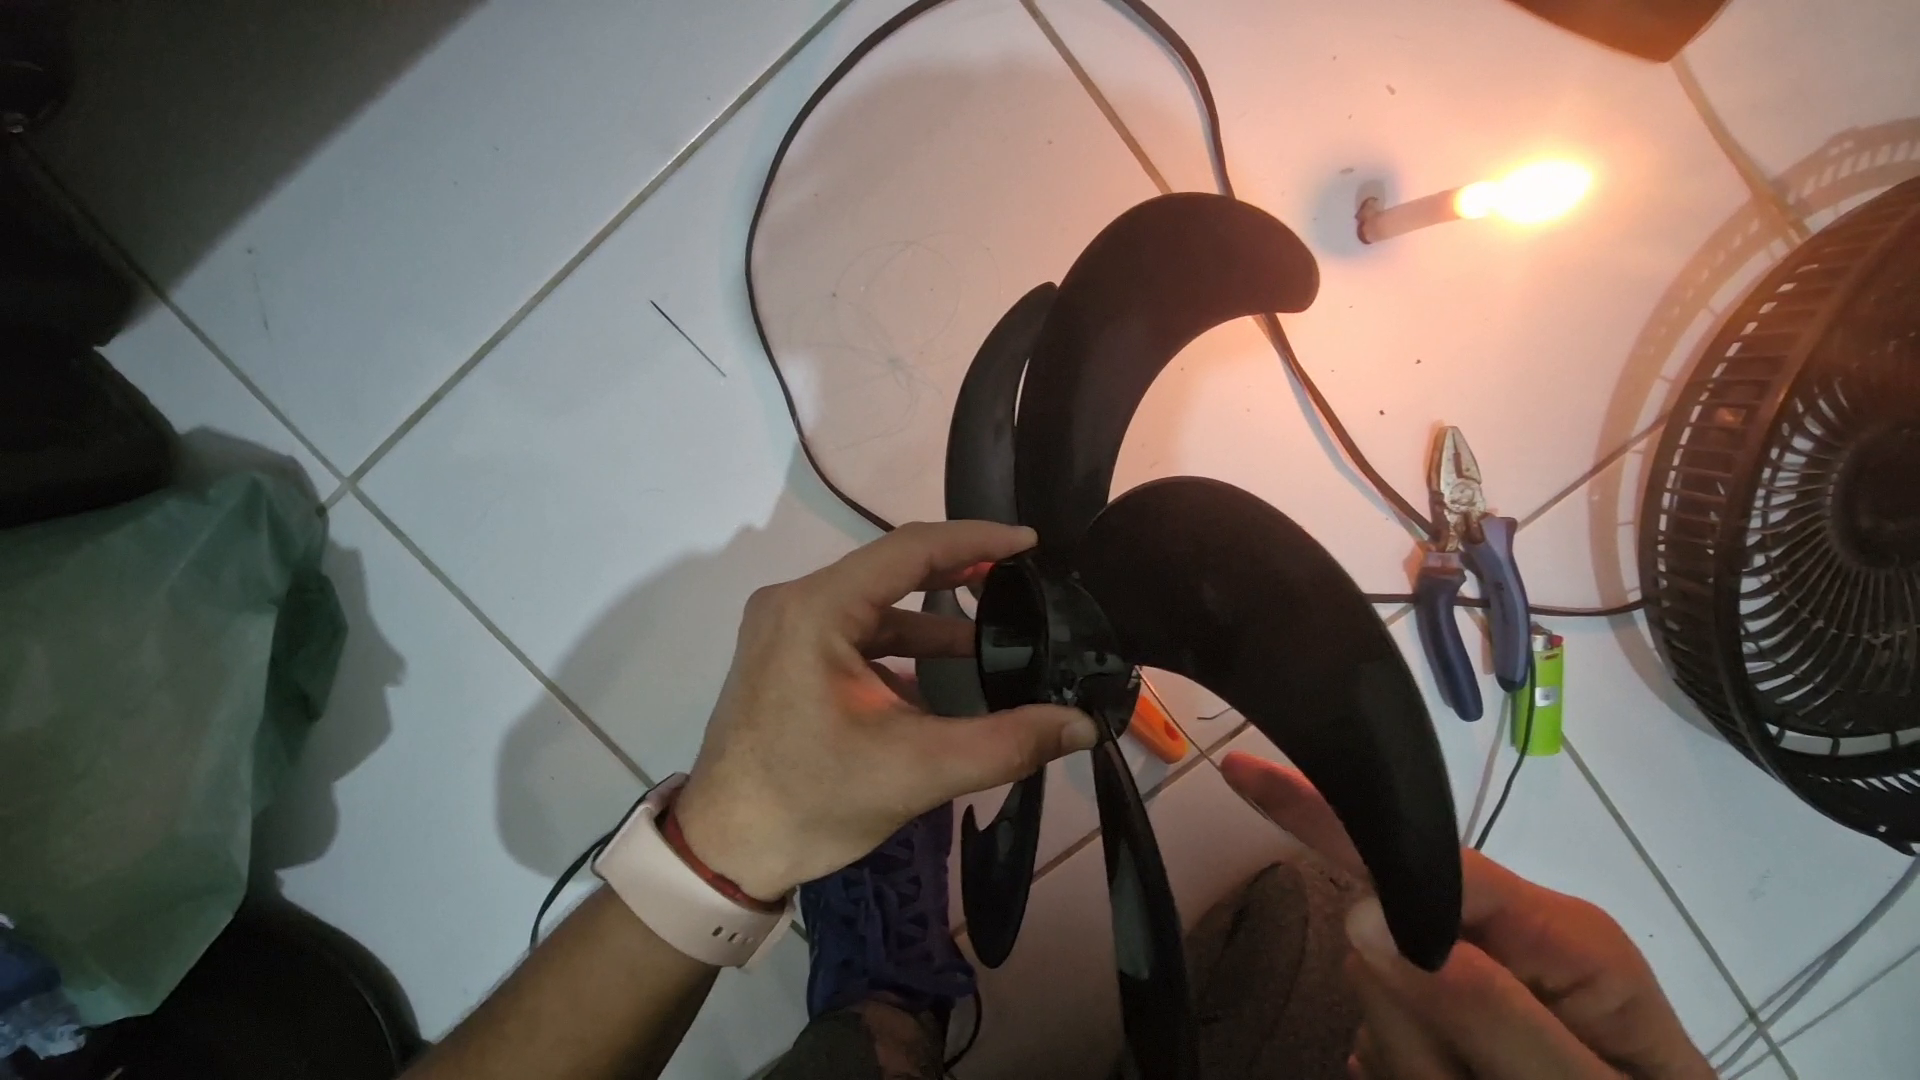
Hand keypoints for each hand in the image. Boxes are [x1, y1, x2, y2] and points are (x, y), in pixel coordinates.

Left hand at [671, 521, 1098, 901]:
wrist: (722, 853)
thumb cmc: (811, 803)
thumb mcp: (916, 771)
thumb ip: (1006, 743)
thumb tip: (1082, 725)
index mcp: (816, 609)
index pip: (910, 548)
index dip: (976, 539)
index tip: (1030, 542)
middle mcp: (795, 602)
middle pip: (891, 570)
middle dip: (958, 573)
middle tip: (1021, 578)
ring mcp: (784, 627)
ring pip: (874, 605)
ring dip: (931, 621)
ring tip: (994, 638)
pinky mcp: (785, 655)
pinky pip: (854, 633)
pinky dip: (899, 649)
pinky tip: (938, 681)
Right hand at [1220, 752, 1713, 1079]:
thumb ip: (1490, 1007)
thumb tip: (1363, 911)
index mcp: (1554, 933)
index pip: (1423, 853)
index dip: (1330, 812)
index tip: (1243, 772)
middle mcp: (1507, 936)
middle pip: (1384, 931)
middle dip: (1402, 1012)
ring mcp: (1474, 978)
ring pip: (1376, 988)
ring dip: (1410, 1057)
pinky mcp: (1451, 1015)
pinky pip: (1382, 1029)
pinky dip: (1405, 1066)